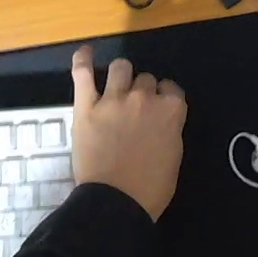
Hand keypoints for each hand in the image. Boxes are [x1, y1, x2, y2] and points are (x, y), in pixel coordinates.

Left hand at [69, 46, 186, 220]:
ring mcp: (114, 98)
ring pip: (121, 67)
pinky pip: (83, 73)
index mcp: (171, 110)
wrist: (115, 203)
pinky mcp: (86, 105)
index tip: (158, 109)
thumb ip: (170, 129)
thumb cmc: (150, 189)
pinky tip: (85, 53)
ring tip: (116, 85)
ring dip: (121, 75)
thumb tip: (163, 120)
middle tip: (135, 109)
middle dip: (142, 90)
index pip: (171, 89)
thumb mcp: (174, 156)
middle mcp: (144, 97)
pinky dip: (83, 60)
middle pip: (146, 79)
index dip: (164, 98)